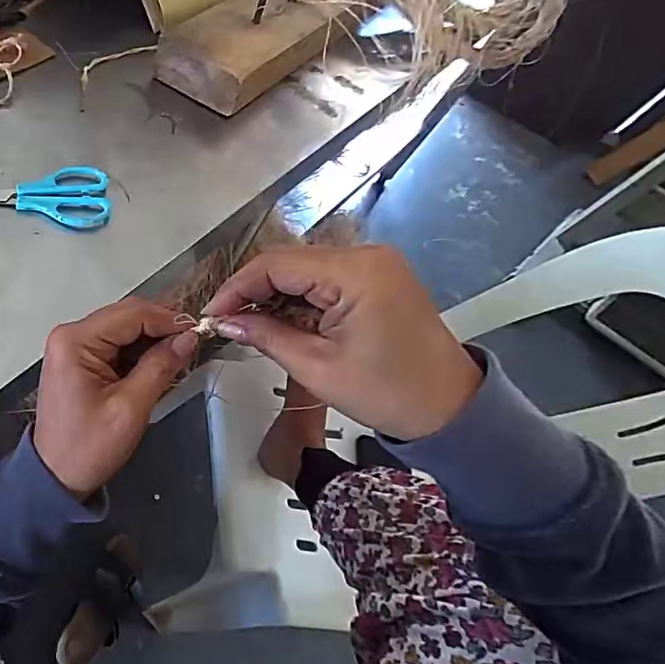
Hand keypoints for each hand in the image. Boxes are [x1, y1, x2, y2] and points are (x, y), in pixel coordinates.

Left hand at [33, 298, 196, 497]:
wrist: (56, 476)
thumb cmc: (87, 448)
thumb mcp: (130, 407)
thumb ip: (160, 367)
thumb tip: (186, 339)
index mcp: (75, 341)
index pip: (132, 314)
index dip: (168, 320)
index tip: (198, 331)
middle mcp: (70, 336)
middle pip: (127, 315)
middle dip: (161, 326)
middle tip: (193, 341)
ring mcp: (73, 346)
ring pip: (124, 328)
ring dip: (152, 338)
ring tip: (180, 353)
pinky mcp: (79, 359)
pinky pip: (116, 343)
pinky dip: (139, 350)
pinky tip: (158, 362)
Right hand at [204, 245, 481, 440]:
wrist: (451, 408)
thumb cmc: (389, 393)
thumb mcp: (317, 367)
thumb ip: (266, 335)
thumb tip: (226, 322)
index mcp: (355, 272)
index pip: (276, 264)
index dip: (237, 287)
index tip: (214, 314)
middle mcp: (366, 255)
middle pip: (289, 260)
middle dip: (252, 290)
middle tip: (226, 322)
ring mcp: (375, 263)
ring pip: (304, 268)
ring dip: (274, 293)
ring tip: (248, 325)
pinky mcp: (377, 276)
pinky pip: (325, 277)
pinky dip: (299, 297)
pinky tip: (281, 320)